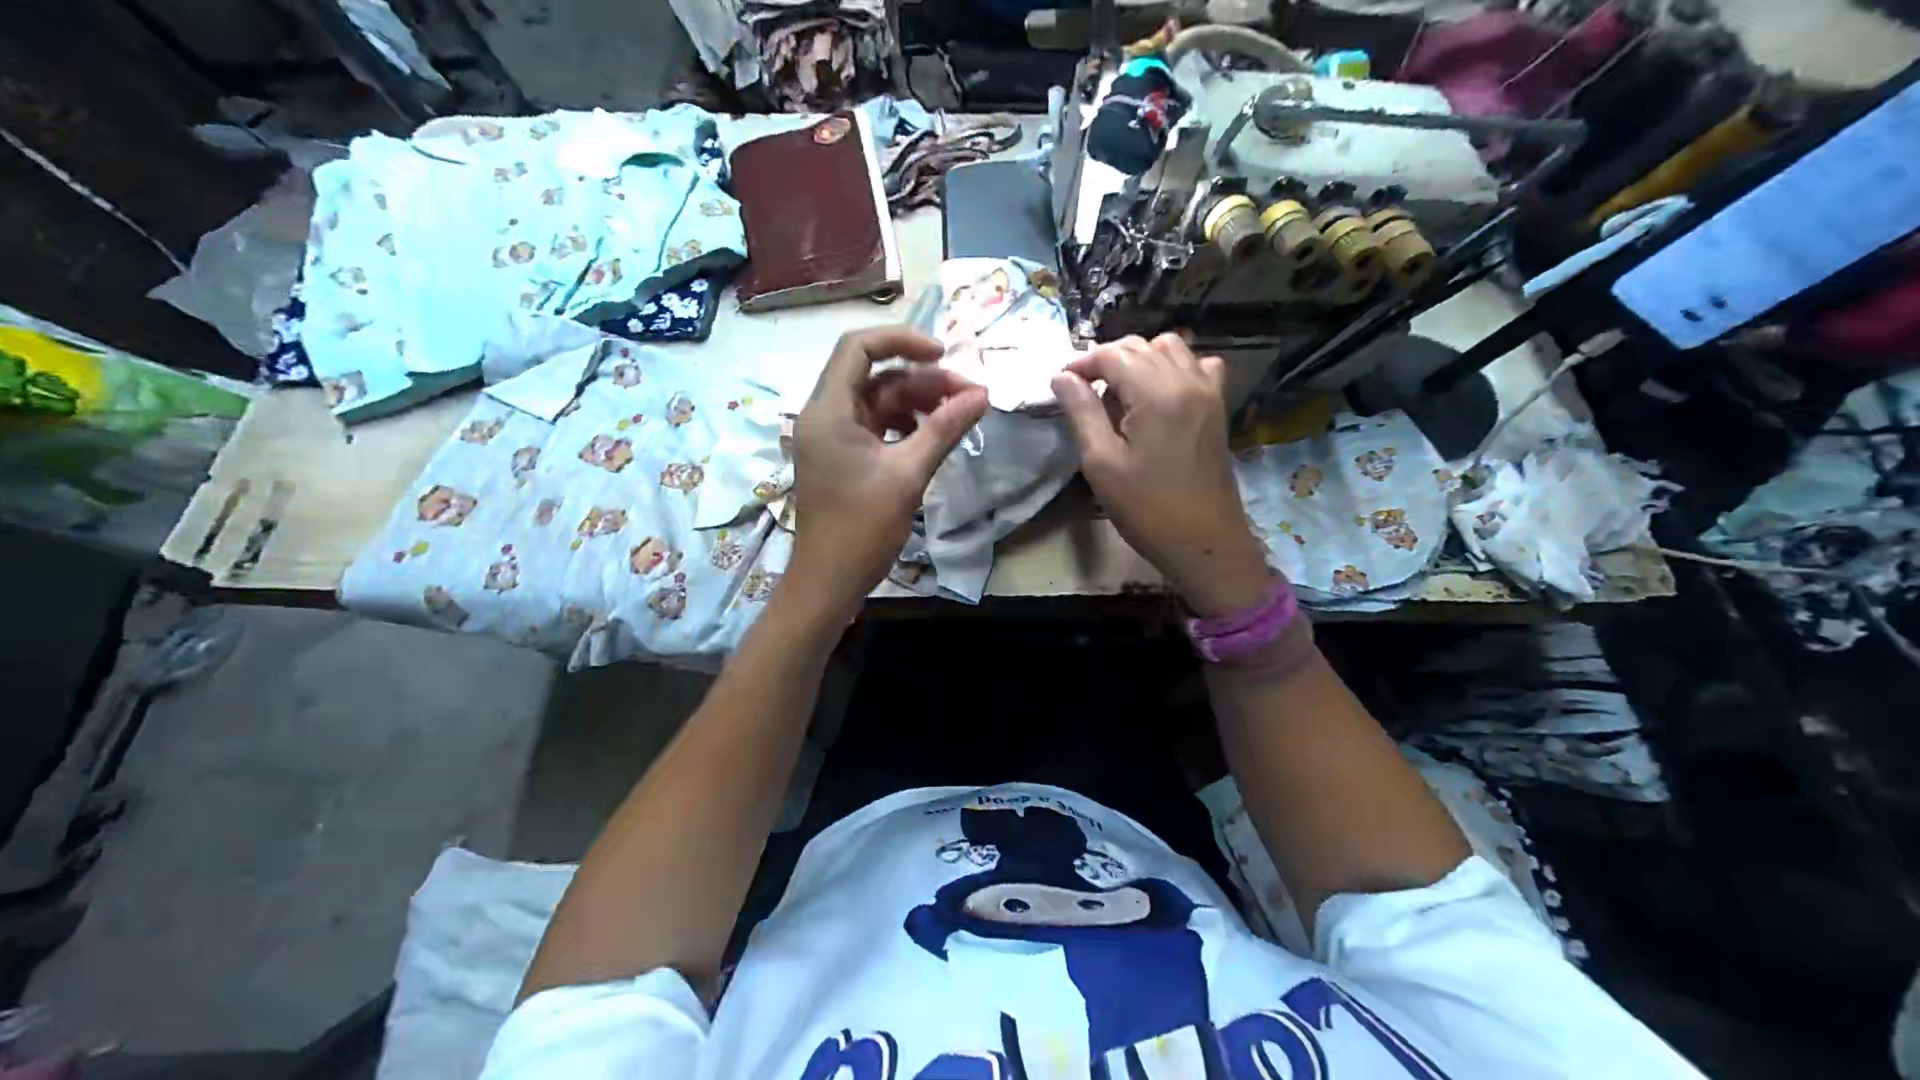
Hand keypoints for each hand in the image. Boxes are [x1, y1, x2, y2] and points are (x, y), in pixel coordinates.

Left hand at [788, 326, 989, 616]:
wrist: (829, 581)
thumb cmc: (861, 529)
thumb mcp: (908, 475)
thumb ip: (944, 429)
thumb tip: (982, 394)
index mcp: (828, 411)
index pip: (858, 348)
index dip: (902, 340)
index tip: (944, 353)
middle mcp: (824, 415)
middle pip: (874, 375)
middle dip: (922, 379)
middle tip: (968, 395)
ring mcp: (832, 436)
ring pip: (878, 400)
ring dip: (918, 402)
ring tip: (958, 415)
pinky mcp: (842, 456)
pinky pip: (876, 424)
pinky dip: (905, 424)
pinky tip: (932, 435)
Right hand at [1051, 333, 1273, 616]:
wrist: (1204, 542)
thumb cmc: (1146, 508)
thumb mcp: (1101, 462)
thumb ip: (1082, 412)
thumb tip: (1062, 377)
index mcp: (1157, 393)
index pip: (1113, 354)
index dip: (1082, 364)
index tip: (1062, 385)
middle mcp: (1187, 380)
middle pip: (1141, 346)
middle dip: (1108, 360)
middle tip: (1084, 392)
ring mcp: (1208, 391)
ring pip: (1171, 348)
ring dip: (1140, 359)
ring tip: (1120, 392)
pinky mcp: (1218, 407)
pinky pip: (1197, 366)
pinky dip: (1174, 368)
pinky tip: (1159, 394)